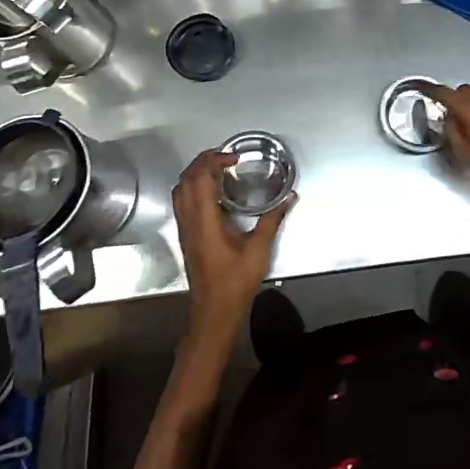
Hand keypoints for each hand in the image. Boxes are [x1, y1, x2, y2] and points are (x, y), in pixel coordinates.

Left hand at [173, 151, 289, 334]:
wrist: (214, 311)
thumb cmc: (236, 282)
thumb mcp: (259, 250)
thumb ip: (272, 220)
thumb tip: (289, 197)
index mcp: (204, 219)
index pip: (200, 178)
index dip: (213, 161)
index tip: (233, 158)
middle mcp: (189, 219)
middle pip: (187, 178)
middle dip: (203, 161)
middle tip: (226, 157)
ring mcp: (183, 226)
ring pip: (180, 188)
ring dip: (196, 172)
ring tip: (218, 168)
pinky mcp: (185, 234)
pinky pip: (181, 200)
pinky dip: (192, 186)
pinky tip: (211, 192)